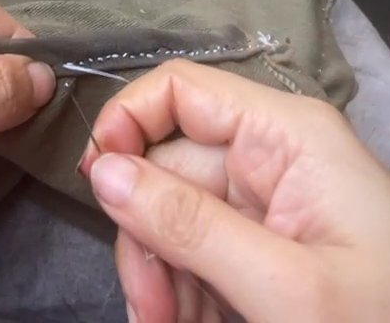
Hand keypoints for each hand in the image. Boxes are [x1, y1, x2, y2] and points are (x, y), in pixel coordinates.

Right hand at [79, 60, 389, 322]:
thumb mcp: (289, 291)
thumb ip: (189, 225)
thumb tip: (100, 168)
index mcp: (284, 133)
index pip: (179, 89)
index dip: (128, 122)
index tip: (99, 189)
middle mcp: (273, 157)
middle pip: (170, 167)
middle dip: (149, 238)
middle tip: (151, 314)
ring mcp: (274, 209)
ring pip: (179, 220)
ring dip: (164, 279)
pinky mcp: (278, 257)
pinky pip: (207, 259)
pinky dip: (189, 298)